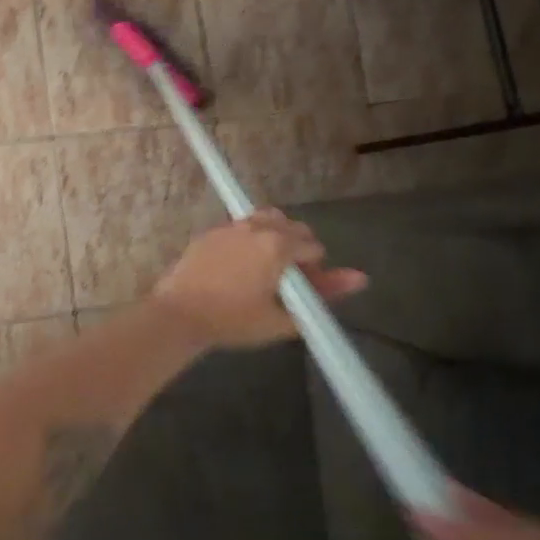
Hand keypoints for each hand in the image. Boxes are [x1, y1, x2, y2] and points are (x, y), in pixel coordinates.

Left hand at [149, 209, 366, 347]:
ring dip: (274, 236)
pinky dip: (248, 238)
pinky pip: (239, 227)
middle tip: (286, 279)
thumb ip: (324, 294)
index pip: (313, 246)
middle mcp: (255, 227)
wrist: (178, 313)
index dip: (314, 269)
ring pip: (264, 219)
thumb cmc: (232, 320)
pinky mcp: (208, 233)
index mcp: (278, 244)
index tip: (301, 289)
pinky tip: (239, 265)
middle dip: (297, 248)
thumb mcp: (282, 317)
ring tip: (267, 267)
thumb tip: (361, 278)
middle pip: (291, 226)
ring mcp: (228, 227)